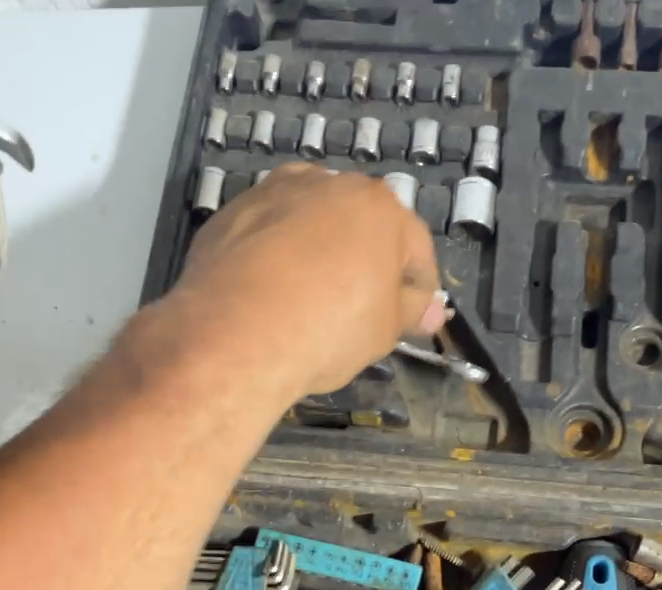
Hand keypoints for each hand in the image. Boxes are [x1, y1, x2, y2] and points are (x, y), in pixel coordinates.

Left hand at [167, 164, 444, 398]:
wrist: (236, 332)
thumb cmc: (330, 327)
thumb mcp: (385, 330)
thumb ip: (411, 312)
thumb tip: (431, 310)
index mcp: (379, 208)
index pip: (415, 247)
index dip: (419, 287)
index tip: (414, 316)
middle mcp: (328, 185)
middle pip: (361, 225)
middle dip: (367, 262)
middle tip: (363, 308)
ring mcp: (274, 193)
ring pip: (310, 222)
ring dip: (319, 251)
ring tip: (312, 298)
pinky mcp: (230, 213)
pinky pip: (268, 234)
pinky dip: (276, 257)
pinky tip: (271, 295)